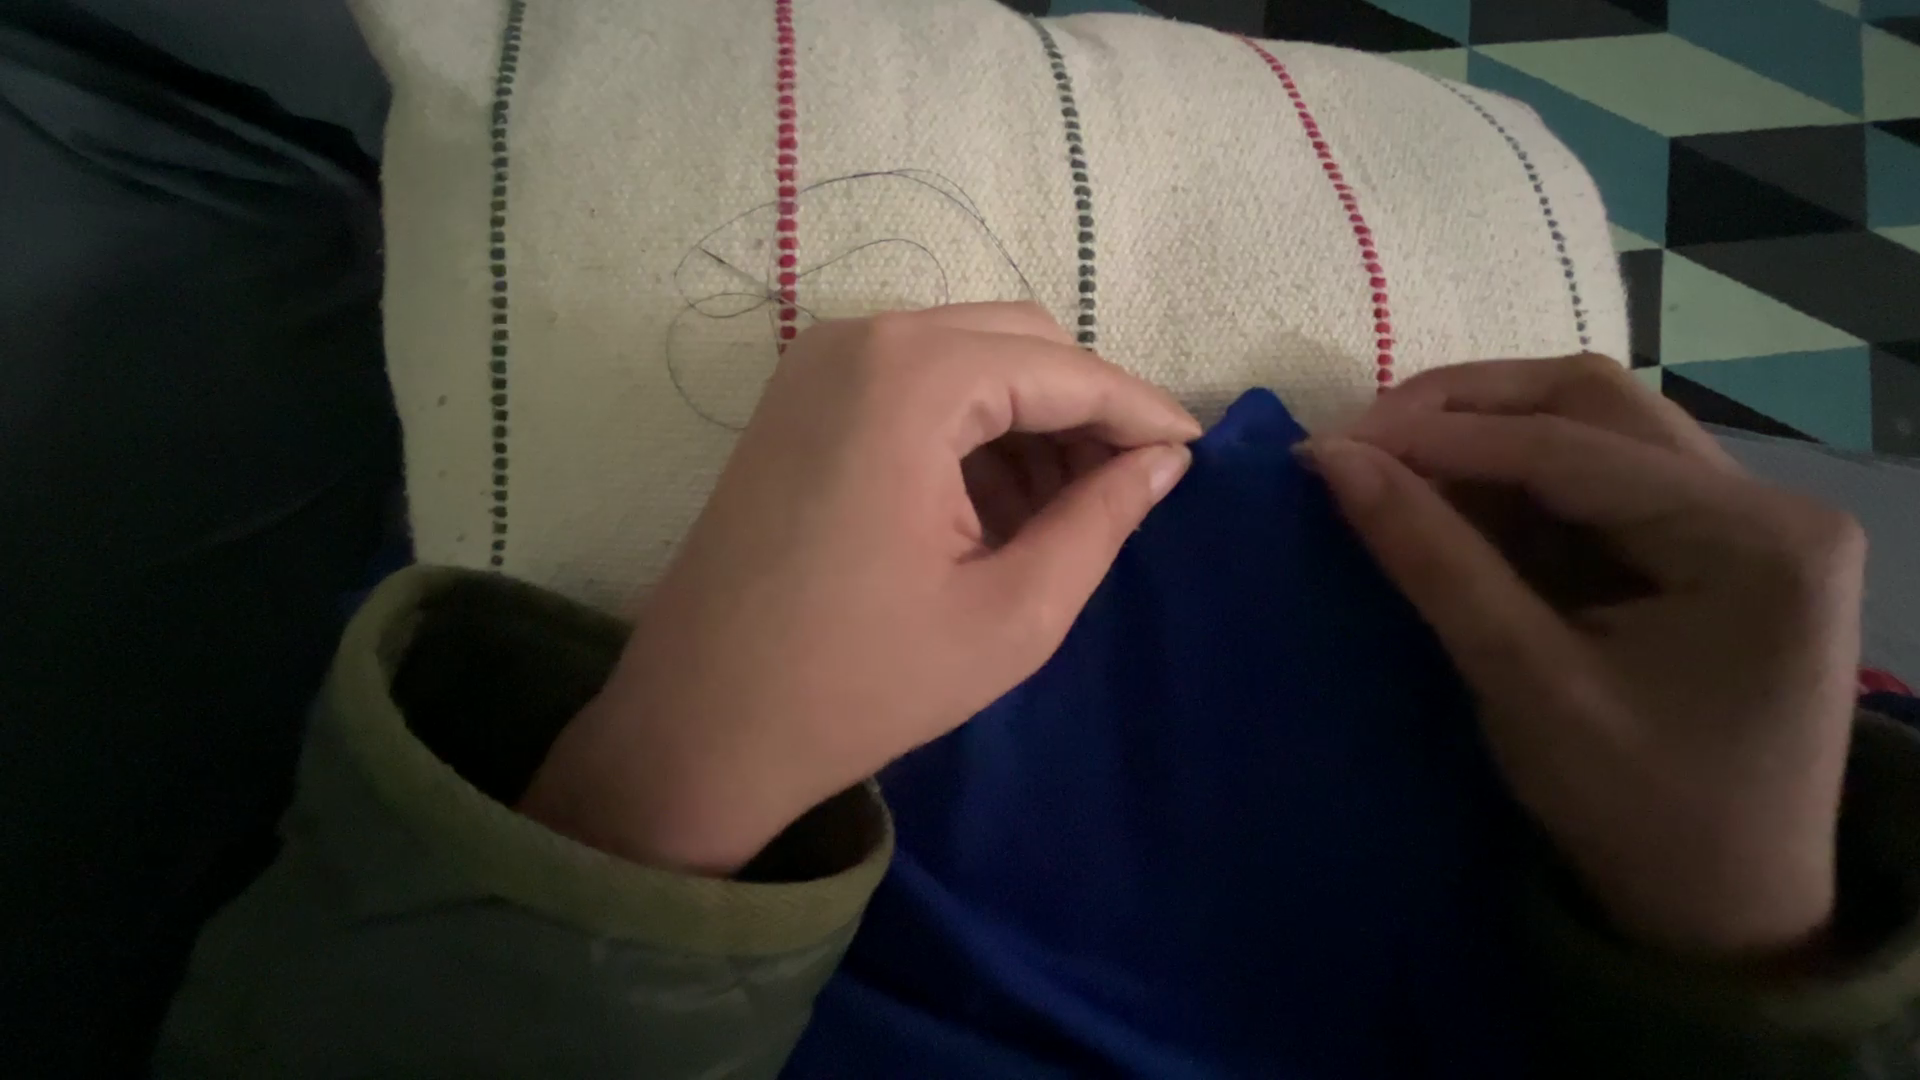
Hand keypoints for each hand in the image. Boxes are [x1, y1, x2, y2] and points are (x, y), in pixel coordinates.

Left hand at [519, 303, 1199, 874]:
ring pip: (964, 359)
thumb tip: (1163, 462)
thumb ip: (1100, 520)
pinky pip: (912, 387)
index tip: (1191, 450)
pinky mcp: (798, 402)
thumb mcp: (1012, 613)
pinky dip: (969, 428)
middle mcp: (857, 339)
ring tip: (1066, 504)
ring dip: (1028, 417)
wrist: (702, 724)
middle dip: (1083, 406)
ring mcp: (815, 365)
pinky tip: (995, 500)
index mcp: (910, 377)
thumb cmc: (862, 682)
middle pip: (1014, 342)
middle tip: (1129, 482)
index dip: (1138, 409)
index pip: (1062, 367)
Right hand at [1308, 354, 1864, 959]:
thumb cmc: (1634, 806)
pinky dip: (1494, 473)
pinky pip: (1577, 472)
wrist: (1720, 901)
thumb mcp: (1520, 680)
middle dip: (1456, 408)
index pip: (1565, 445)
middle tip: (1355, 443)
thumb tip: (1332, 461)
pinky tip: (1438, 499)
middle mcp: (1757, 501)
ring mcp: (1728, 515)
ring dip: (1473, 430)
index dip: (1432, 437)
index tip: (1325, 448)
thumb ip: (1429, 557)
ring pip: (1582, 421)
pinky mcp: (1685, 539)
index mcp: (1752, 538)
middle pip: (1586, 400)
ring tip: (1383, 463)